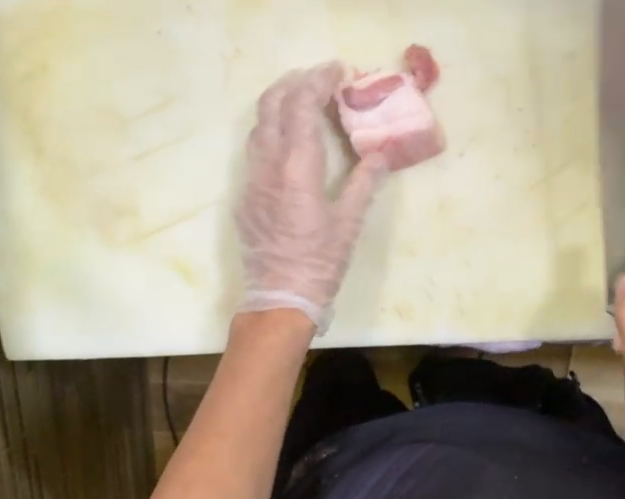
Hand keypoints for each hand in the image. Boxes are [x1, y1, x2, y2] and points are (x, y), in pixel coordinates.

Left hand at [236, 63, 386, 332]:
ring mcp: (251, 183)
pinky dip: (271, 137)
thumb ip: (364, 183)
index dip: (319, 81)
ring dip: (279, 107)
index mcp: (297, 168)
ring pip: (258, 128)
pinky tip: (288, 148)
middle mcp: (268, 167)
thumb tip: (379, 155)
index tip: (337, 72)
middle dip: (295, 84)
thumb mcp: (349, 225)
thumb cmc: (319, 266)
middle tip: (319, 81)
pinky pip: (254, 156)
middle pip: (272, 104)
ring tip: (302, 105)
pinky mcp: (245, 202)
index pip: (302, 104)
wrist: (279, 301)